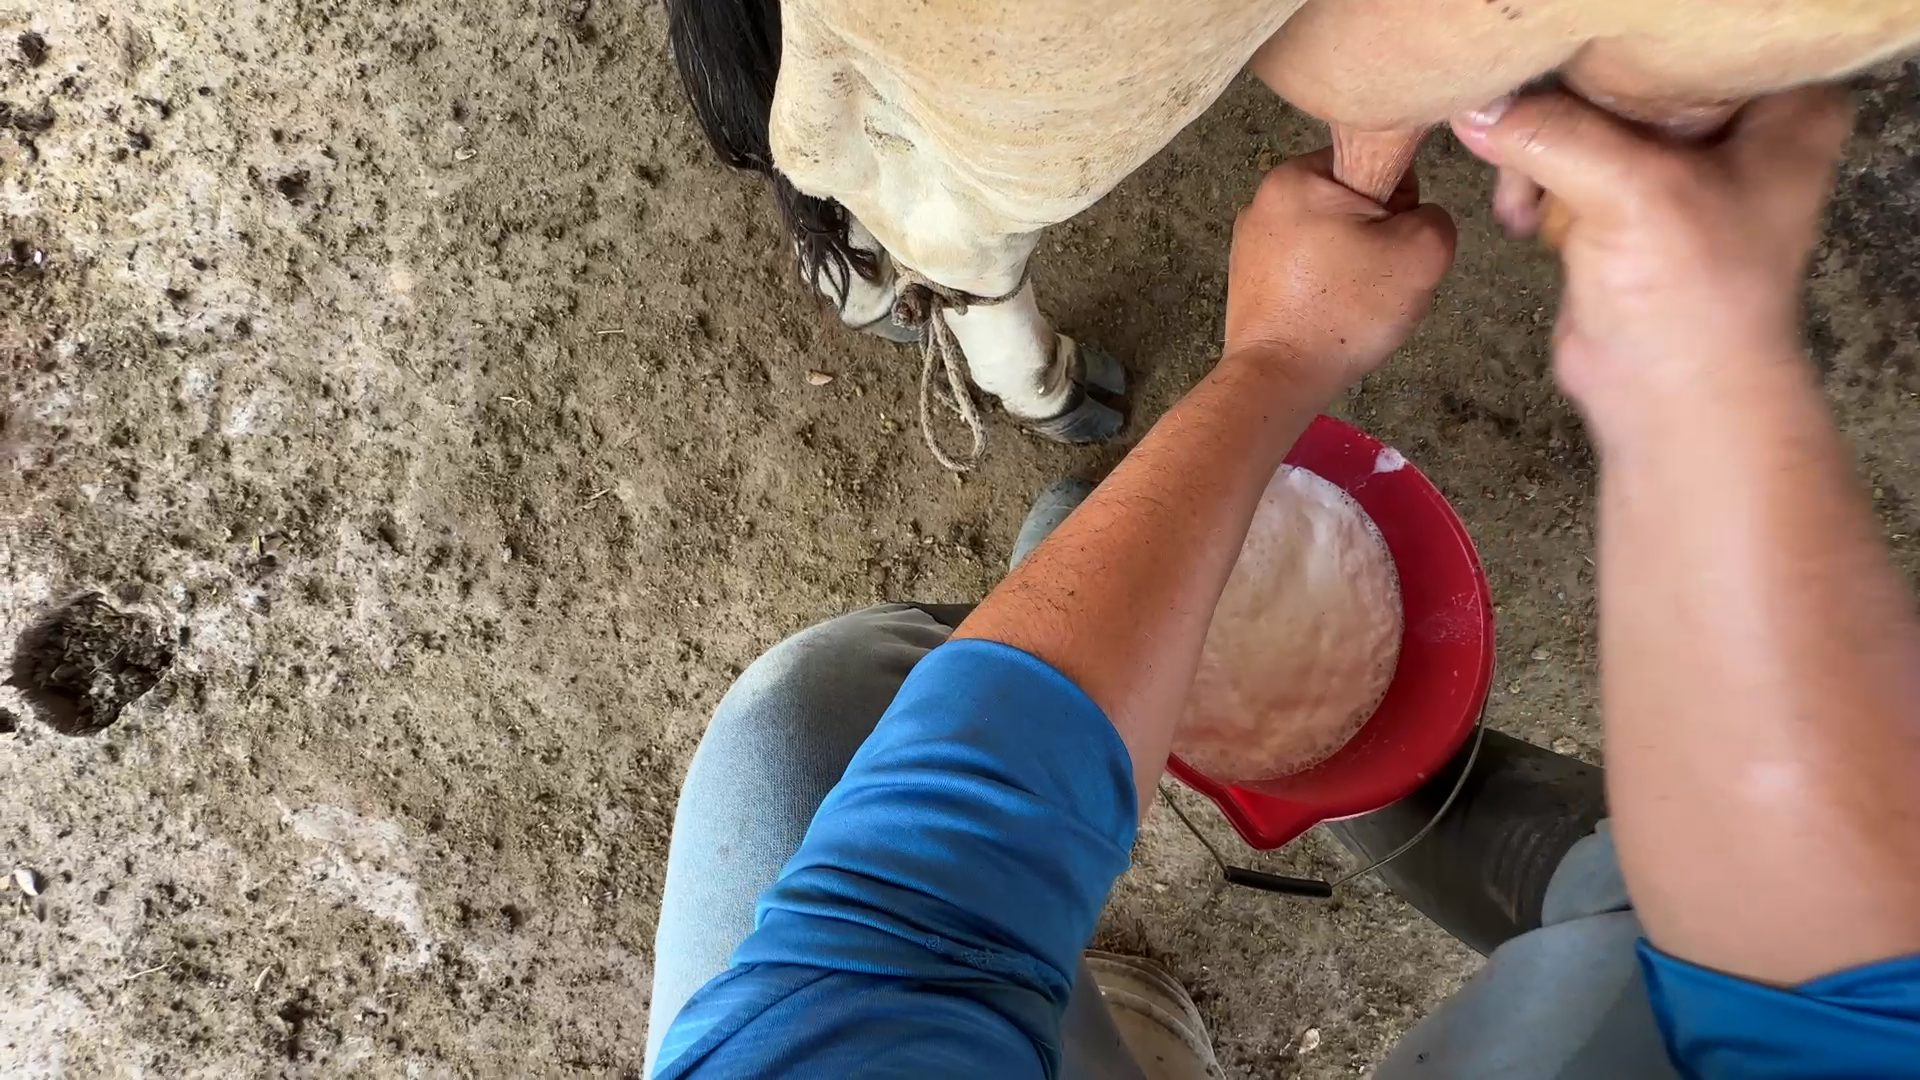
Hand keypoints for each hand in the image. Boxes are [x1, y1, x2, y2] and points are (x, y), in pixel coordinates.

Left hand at [1222, 148, 1455, 400]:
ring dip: (1348, 266)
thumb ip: (1434, 212)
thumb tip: (1410, 220)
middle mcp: (1261, 202)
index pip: (1375, 160)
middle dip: (1372, 237)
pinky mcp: (1245, 282)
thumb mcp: (1423, 249)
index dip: (1400, 201)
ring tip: (1346, 302)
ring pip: (1328, 241)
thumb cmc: (1344, 312)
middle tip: (1371, 280)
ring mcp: (1247, 245)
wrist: (1278, 380)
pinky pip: (1303, 271)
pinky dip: (1320, 288)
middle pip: (1349, 204)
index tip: (1389, 242)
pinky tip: (1323, 314)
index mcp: (1295, 176)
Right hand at [1450, 88, 1853, 423]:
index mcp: (1773, 102)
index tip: (1542, 76)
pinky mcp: (1613, 215)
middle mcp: (1723, 132)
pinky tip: (1525, 225)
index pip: (1677, 50)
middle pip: (1616, 92)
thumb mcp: (1628, 195)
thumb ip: (1552, 142)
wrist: (1660, 388)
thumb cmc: (1687, 291)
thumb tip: (1472, 108)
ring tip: (1525, 212)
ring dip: (1533, 170)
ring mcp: (1664, 177)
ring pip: (1574, 136)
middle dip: (1556, 129)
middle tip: (1528, 165)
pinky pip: (1558, 178)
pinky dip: (1530, 198)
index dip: (1606, 62)